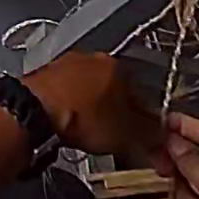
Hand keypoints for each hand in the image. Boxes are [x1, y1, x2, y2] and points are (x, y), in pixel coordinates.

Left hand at [21, 52, 160, 155]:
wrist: (36, 109)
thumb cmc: (83, 117)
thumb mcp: (125, 133)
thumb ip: (149, 136)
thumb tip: (162, 141)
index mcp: (116, 66)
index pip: (140, 90)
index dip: (143, 116)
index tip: (140, 134)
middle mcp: (92, 57)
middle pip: (114, 86)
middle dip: (116, 110)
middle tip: (115, 134)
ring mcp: (68, 62)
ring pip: (90, 87)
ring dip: (93, 106)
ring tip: (90, 130)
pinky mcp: (48, 72)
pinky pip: (68, 89)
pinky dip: (72, 104)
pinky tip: (70, 121)